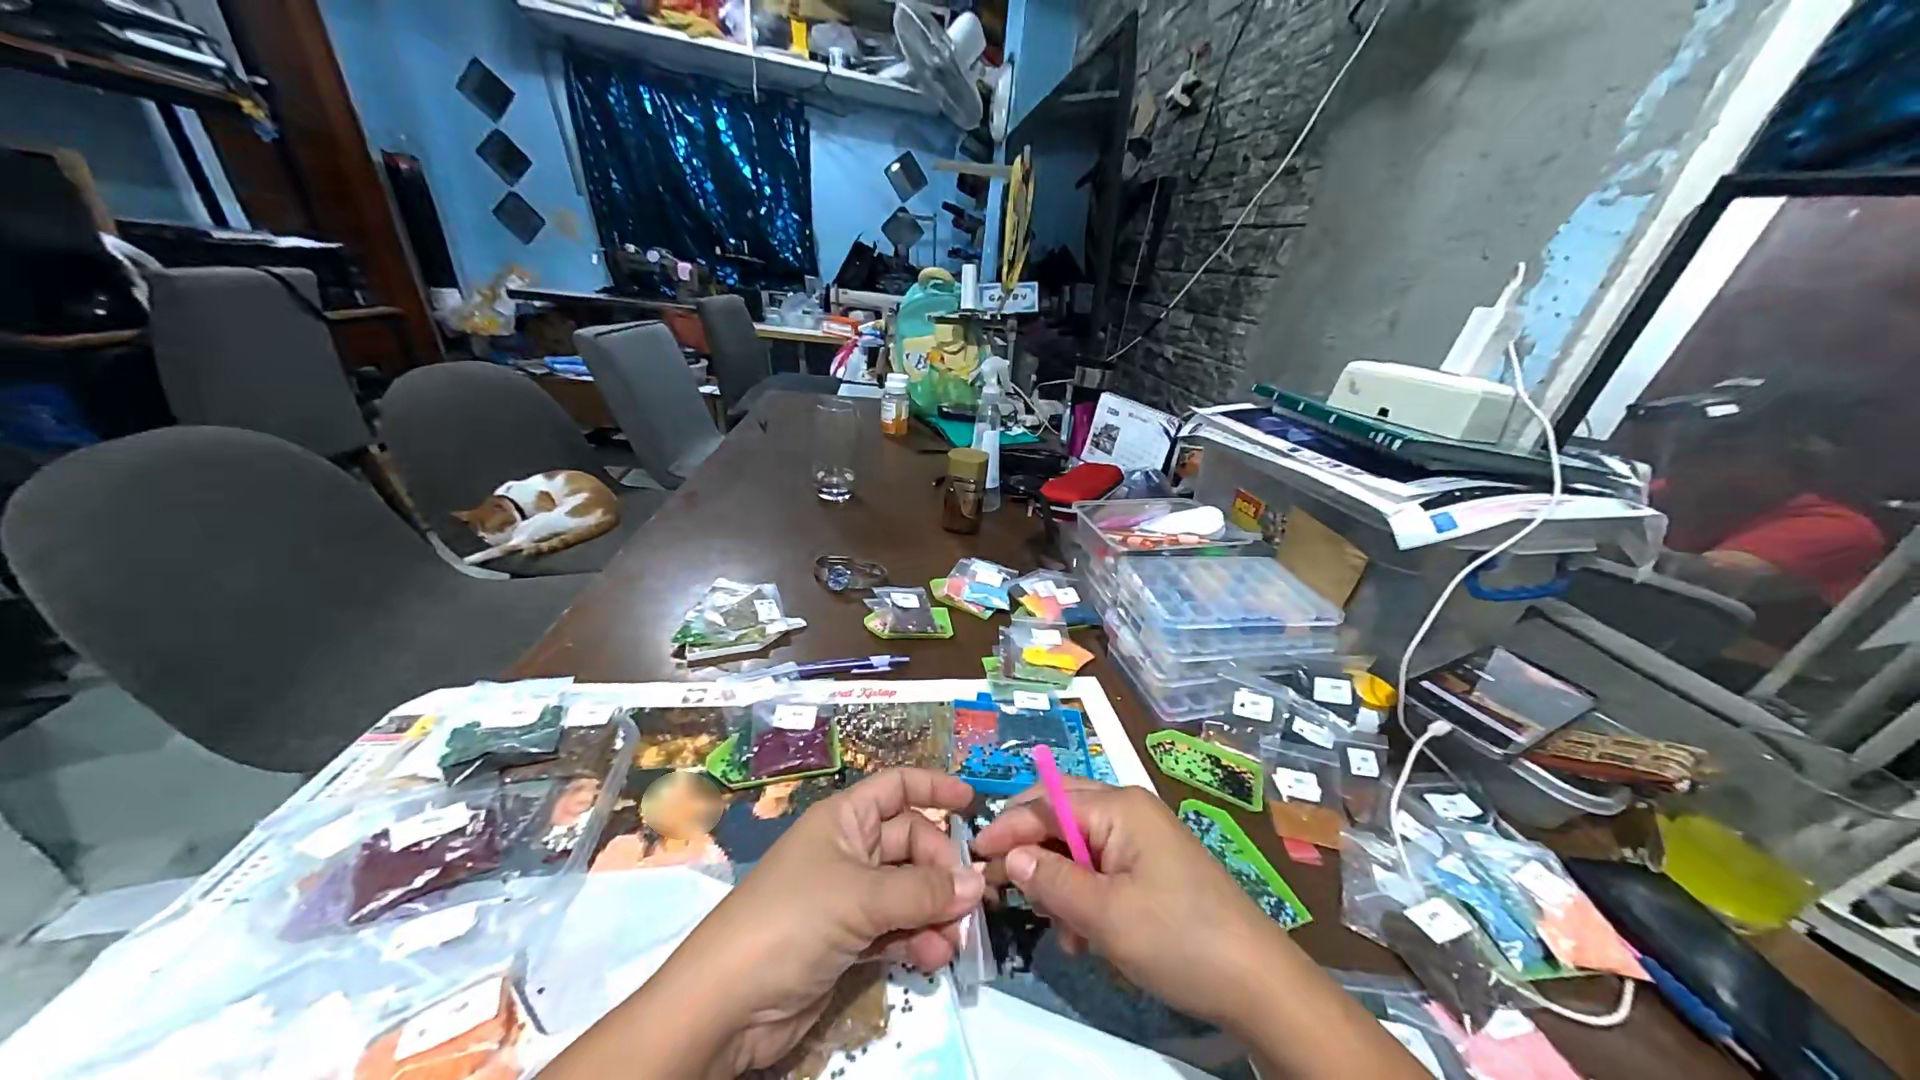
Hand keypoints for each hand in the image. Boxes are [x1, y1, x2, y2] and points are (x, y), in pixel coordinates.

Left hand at [596, 768, 983, 1078]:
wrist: (727, 1005)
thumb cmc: (793, 920)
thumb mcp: (861, 896)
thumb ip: (923, 890)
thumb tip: (975, 884)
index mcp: (844, 819)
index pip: (896, 787)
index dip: (933, 788)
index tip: (972, 803)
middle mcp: (848, 850)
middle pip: (910, 842)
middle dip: (941, 867)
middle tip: (968, 900)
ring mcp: (848, 897)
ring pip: (907, 889)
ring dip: (935, 910)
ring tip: (954, 938)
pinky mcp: (848, 940)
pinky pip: (895, 928)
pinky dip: (917, 939)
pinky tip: (934, 958)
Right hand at [970, 778, 1291, 1034]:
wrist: (1259, 983)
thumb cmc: (1178, 939)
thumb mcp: (1104, 915)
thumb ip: (1050, 880)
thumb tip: (1009, 856)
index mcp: (1118, 806)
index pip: (1045, 802)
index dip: (1007, 828)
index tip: (975, 858)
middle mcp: (1128, 810)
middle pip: (1060, 815)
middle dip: (1032, 851)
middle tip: (1004, 886)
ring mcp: (1142, 838)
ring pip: (1077, 845)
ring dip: (1059, 882)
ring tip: (1061, 931)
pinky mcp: (1151, 866)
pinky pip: (1101, 868)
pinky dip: (1084, 895)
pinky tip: (1085, 936)